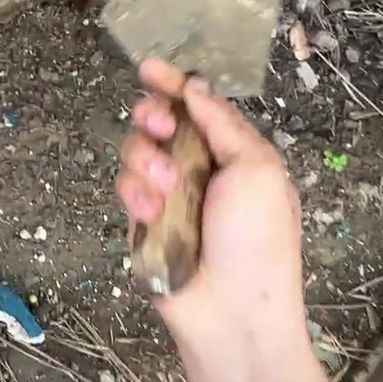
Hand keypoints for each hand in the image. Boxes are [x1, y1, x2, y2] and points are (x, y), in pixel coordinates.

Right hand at [115, 59, 305, 349]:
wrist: (231, 312)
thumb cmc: (257, 240)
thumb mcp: (257, 170)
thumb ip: (222, 123)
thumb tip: (194, 86)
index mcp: (232, 153)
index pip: (196, 107)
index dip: (172, 84)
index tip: (149, 68)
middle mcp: (197, 167)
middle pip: (158, 121)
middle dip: (152, 117)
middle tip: (156, 127)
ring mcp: (166, 193)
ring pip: (136, 151)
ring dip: (146, 162)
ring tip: (165, 189)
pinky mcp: (141, 217)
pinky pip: (125, 187)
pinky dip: (135, 195)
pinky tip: (150, 213)